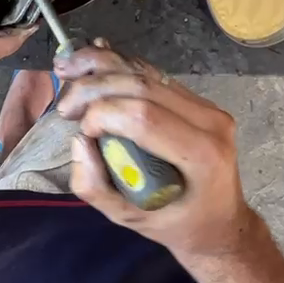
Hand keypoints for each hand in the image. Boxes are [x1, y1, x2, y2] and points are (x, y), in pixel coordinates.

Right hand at [54, 43, 263, 260]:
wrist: (219, 222)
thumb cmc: (176, 225)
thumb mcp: (129, 220)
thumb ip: (96, 187)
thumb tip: (78, 142)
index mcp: (201, 155)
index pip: (143, 116)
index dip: (102, 114)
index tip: (80, 131)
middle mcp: (210, 122)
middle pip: (142, 86)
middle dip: (93, 87)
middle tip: (64, 106)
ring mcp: (207, 106)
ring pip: (146, 72)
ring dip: (101, 65)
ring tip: (65, 68)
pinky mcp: (196, 100)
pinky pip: (152, 74)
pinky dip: (118, 65)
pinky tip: (91, 57)